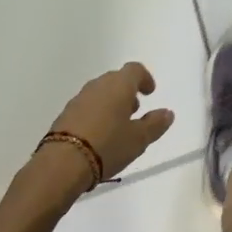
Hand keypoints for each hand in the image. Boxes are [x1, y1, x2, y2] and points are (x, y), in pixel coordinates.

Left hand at [48, 62, 175, 179]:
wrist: (63, 162)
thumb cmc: (108, 146)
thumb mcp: (138, 139)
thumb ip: (155, 124)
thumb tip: (168, 112)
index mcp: (119, 85)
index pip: (135, 69)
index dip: (145, 78)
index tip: (150, 92)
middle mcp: (99, 84)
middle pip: (117, 80)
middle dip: (127, 92)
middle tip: (135, 112)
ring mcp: (80, 97)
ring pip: (101, 93)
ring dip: (112, 103)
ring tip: (118, 126)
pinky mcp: (66, 113)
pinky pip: (87, 106)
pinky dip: (97, 113)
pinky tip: (99, 134)